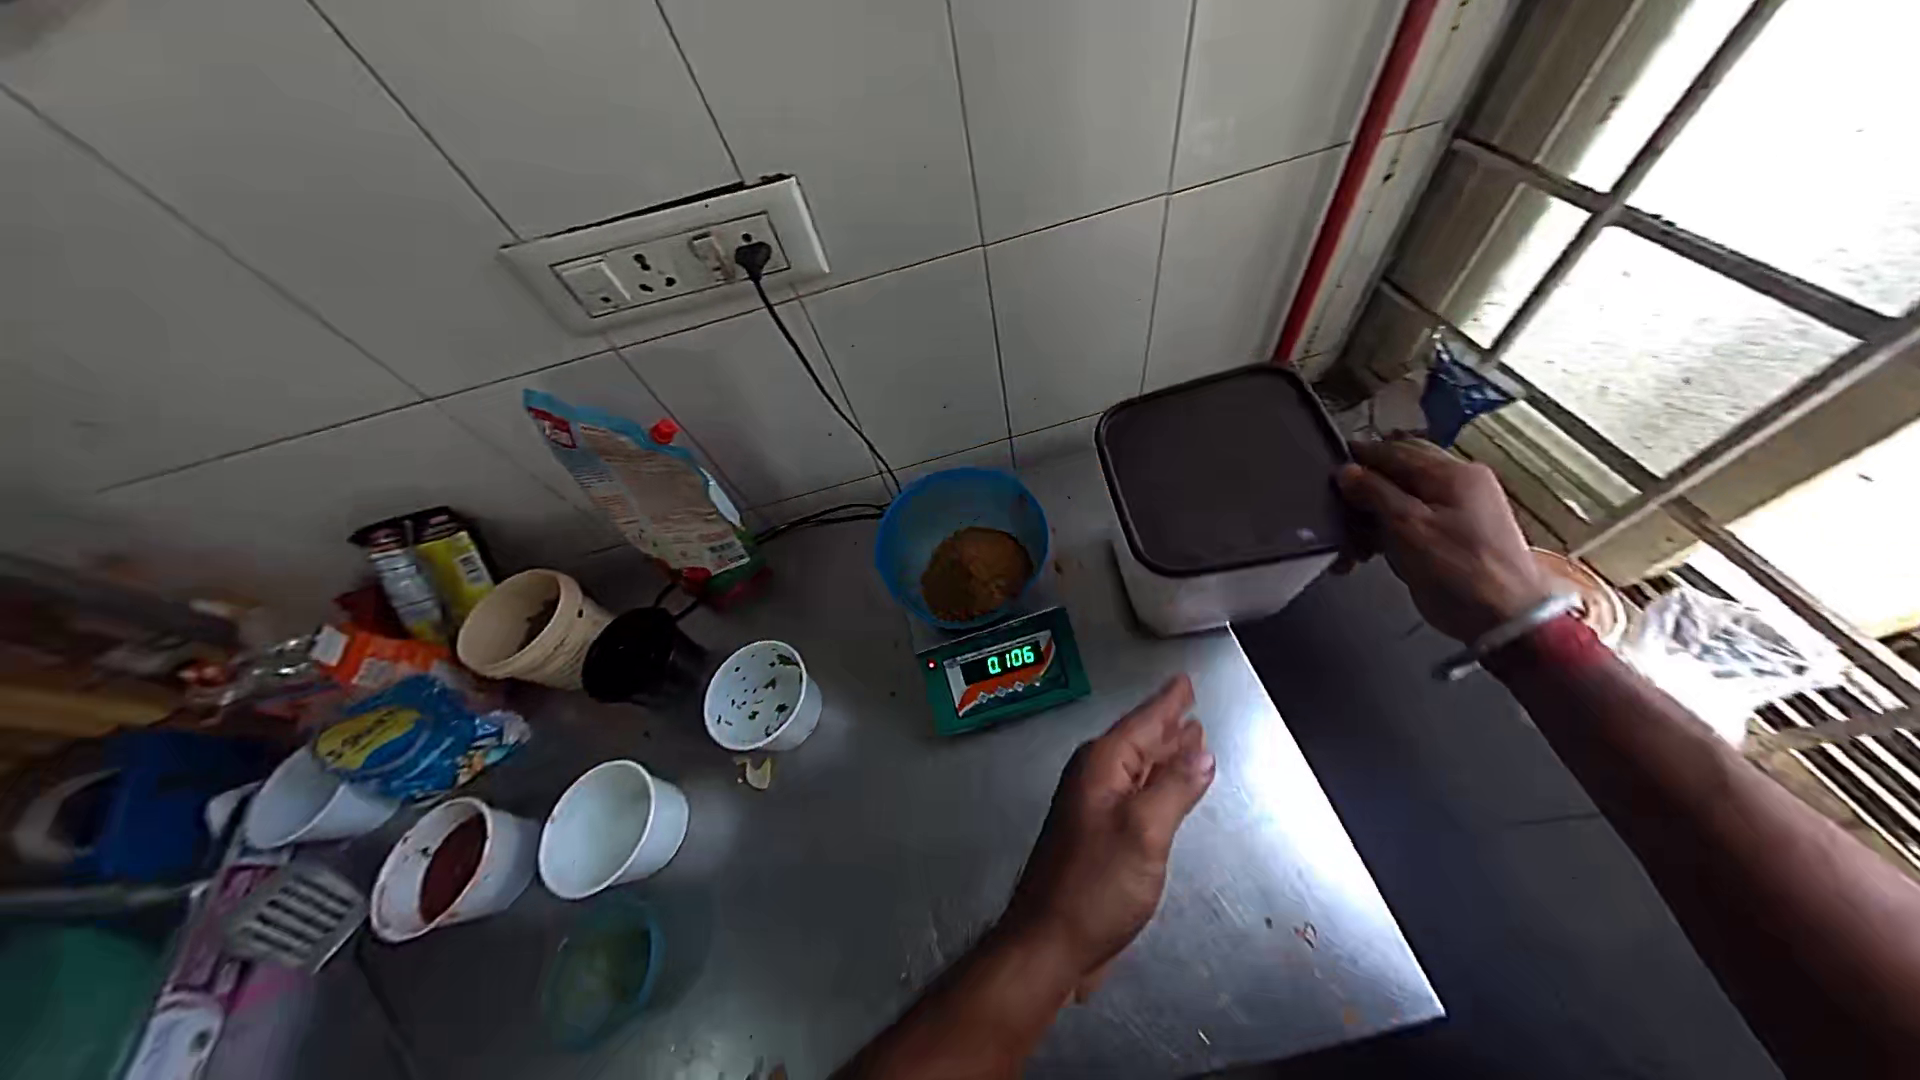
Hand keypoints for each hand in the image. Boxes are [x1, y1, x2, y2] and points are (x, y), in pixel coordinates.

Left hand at [1000, 675, 1214, 993]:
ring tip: (1189, 734)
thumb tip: (1202, 751)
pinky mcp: (1101, 832)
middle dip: (1167, 723)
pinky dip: (1156, 781)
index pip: (1142, 722)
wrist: (1051, 938)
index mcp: (1103, 766)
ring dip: (1164, 750)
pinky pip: (1136, 791)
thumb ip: (1175, 788)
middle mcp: (1096, 777)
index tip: (1184, 681)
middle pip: (1139, 739)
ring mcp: (1096, 805)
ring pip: (1138, 765)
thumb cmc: (1096, 884)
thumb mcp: (1144, 831)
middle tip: (1190, 703)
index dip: (1167, 702)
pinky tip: (1170, 784)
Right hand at [1335, 437, 1552, 643]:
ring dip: (1366, 521)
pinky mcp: (1444, 536)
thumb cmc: (1459, 569)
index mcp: (1452, 473)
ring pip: (1394, 503)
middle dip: (1360, 496)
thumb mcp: (1407, 525)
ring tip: (1349, 547)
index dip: (1358, 459)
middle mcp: (1455, 486)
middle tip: (1335, 514)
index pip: (1394, 451)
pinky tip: (1363, 555)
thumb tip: (1346, 471)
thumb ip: (1374, 492)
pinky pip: (1403, 524)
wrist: (1500, 617)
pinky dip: (1381, 536)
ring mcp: (1452, 511)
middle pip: (1393, 476)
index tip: (1327, 469)